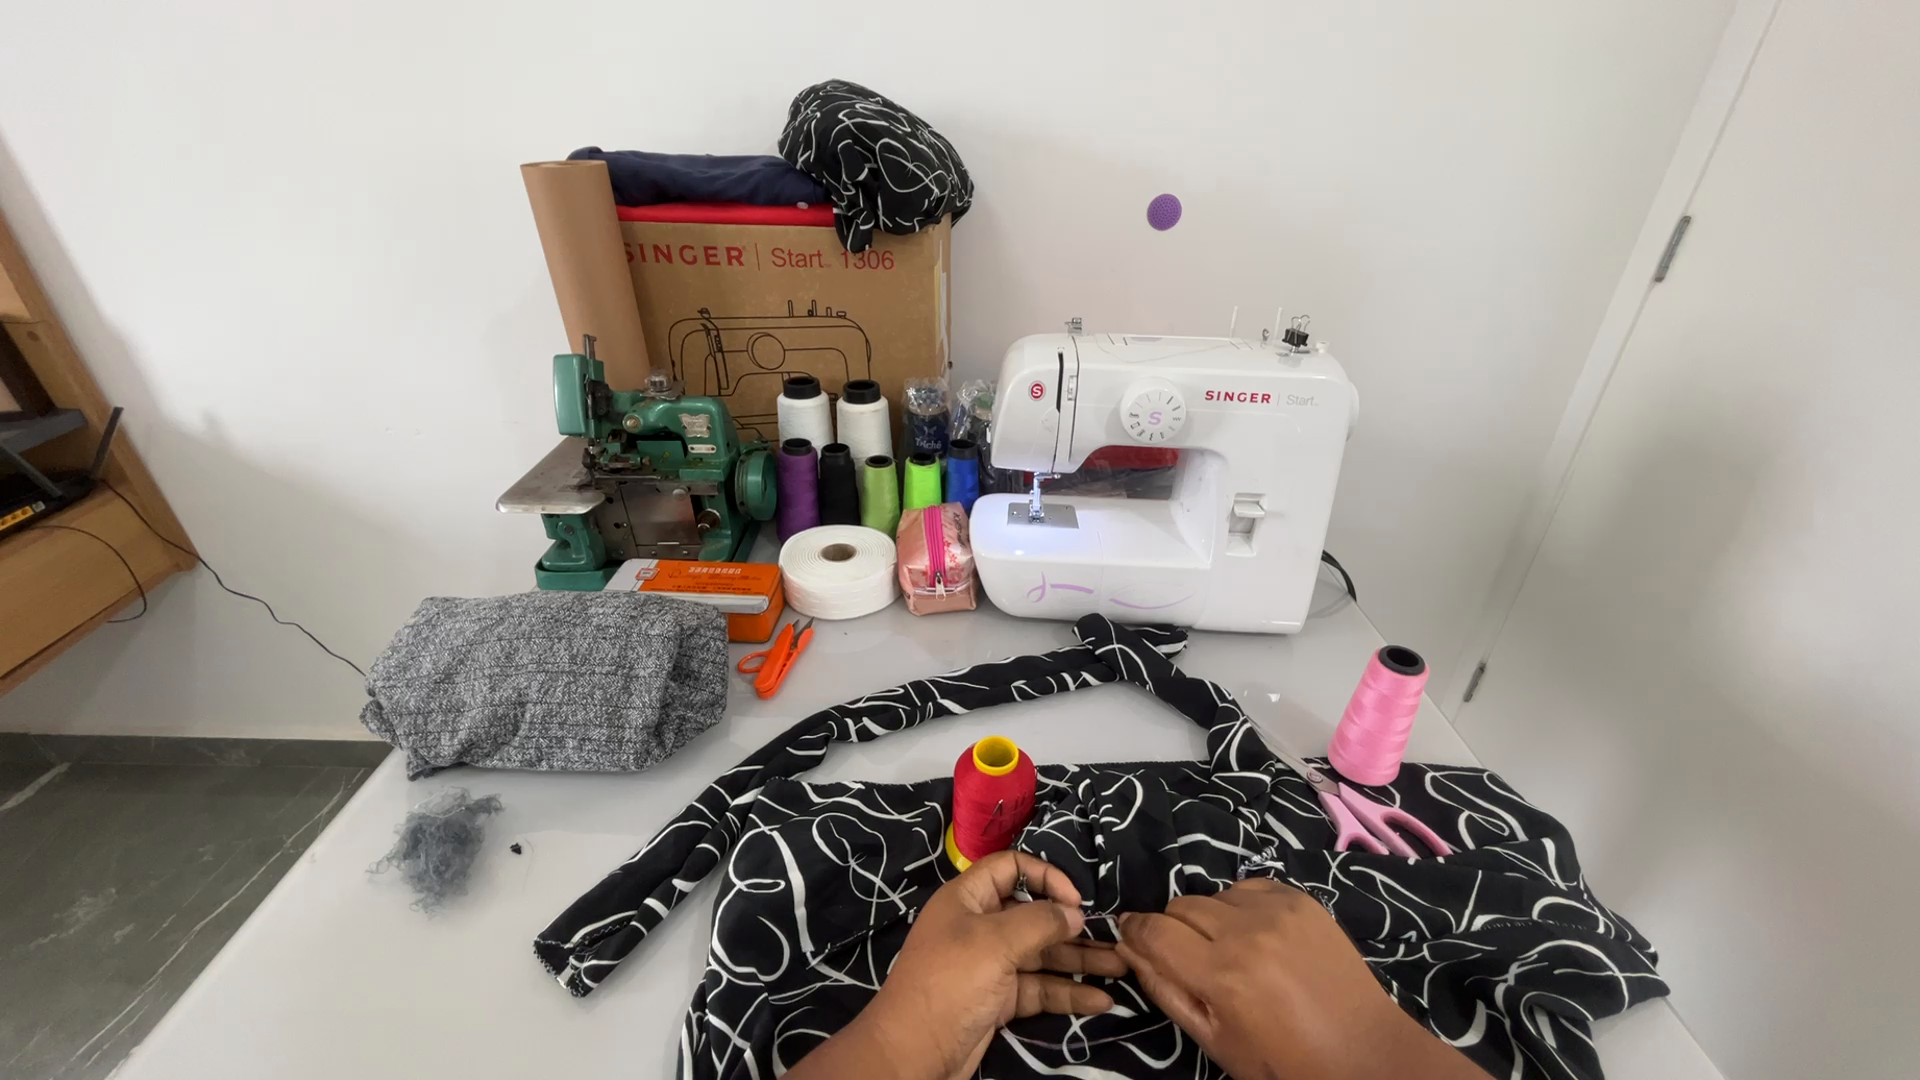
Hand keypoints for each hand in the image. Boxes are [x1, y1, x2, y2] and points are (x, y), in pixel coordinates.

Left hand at [785, 850, 1123, 1079]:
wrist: (913, 1053)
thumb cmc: (950, 982)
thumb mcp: (994, 943)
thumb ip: (1038, 923)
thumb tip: (1074, 913)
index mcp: (969, 897)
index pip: (1011, 868)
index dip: (1045, 876)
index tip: (1076, 900)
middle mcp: (980, 925)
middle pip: (1033, 914)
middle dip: (1072, 925)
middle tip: (1114, 937)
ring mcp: (990, 964)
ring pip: (1041, 954)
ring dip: (1078, 960)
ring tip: (1122, 967)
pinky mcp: (998, 999)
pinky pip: (1038, 988)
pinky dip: (1067, 992)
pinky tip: (1100, 1001)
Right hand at [1115, 877, 1483, 1079]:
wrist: (1370, 1056)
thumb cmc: (1287, 1064)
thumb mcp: (1217, 1043)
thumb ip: (1166, 991)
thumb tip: (1130, 950)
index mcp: (1221, 975)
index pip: (1154, 932)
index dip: (1134, 931)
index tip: (1128, 934)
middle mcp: (1244, 932)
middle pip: (1179, 907)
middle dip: (1173, 929)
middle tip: (1189, 957)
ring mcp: (1274, 909)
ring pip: (1211, 896)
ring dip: (1208, 918)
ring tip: (1230, 950)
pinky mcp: (1297, 898)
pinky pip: (1245, 888)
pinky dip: (1239, 907)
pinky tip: (1257, 936)